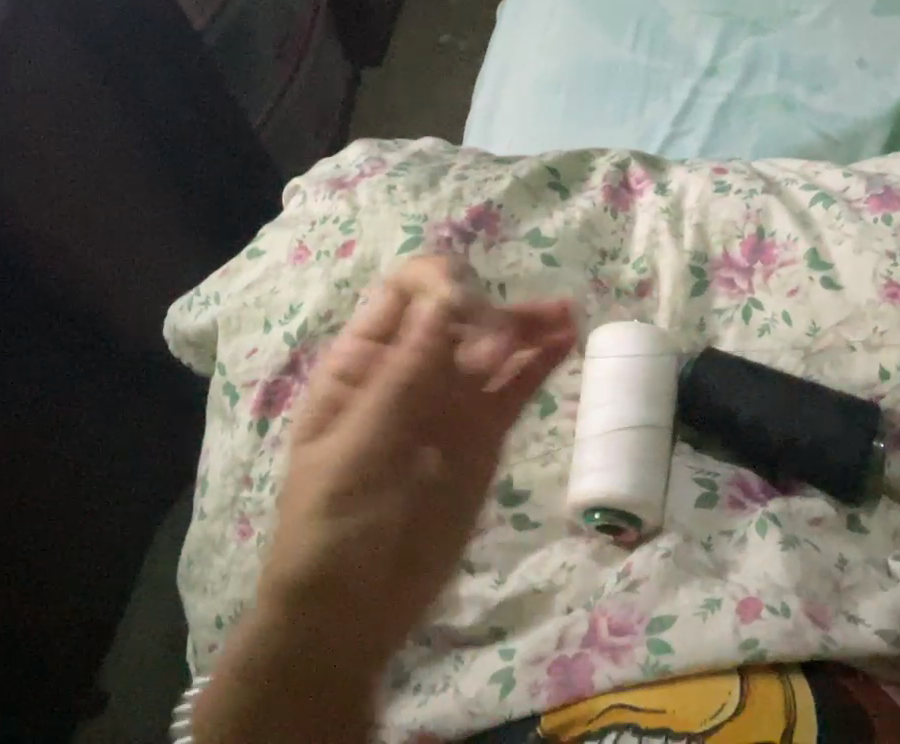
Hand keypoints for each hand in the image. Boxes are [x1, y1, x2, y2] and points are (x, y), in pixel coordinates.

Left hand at [196, 257, 576, 742]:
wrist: (354, 612)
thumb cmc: (333, 528)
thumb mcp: (356, 450)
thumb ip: (403, 376)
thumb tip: (446, 298)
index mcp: (363, 363)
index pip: (405, 294)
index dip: (440, 288)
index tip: (467, 315)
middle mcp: (410, 370)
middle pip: (458, 312)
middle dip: (488, 312)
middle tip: (505, 346)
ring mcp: (450, 402)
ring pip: (493, 346)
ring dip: (526, 324)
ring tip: (566, 314)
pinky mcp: (483, 433)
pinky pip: (514, 387)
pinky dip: (539, 361)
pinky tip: (567, 339)